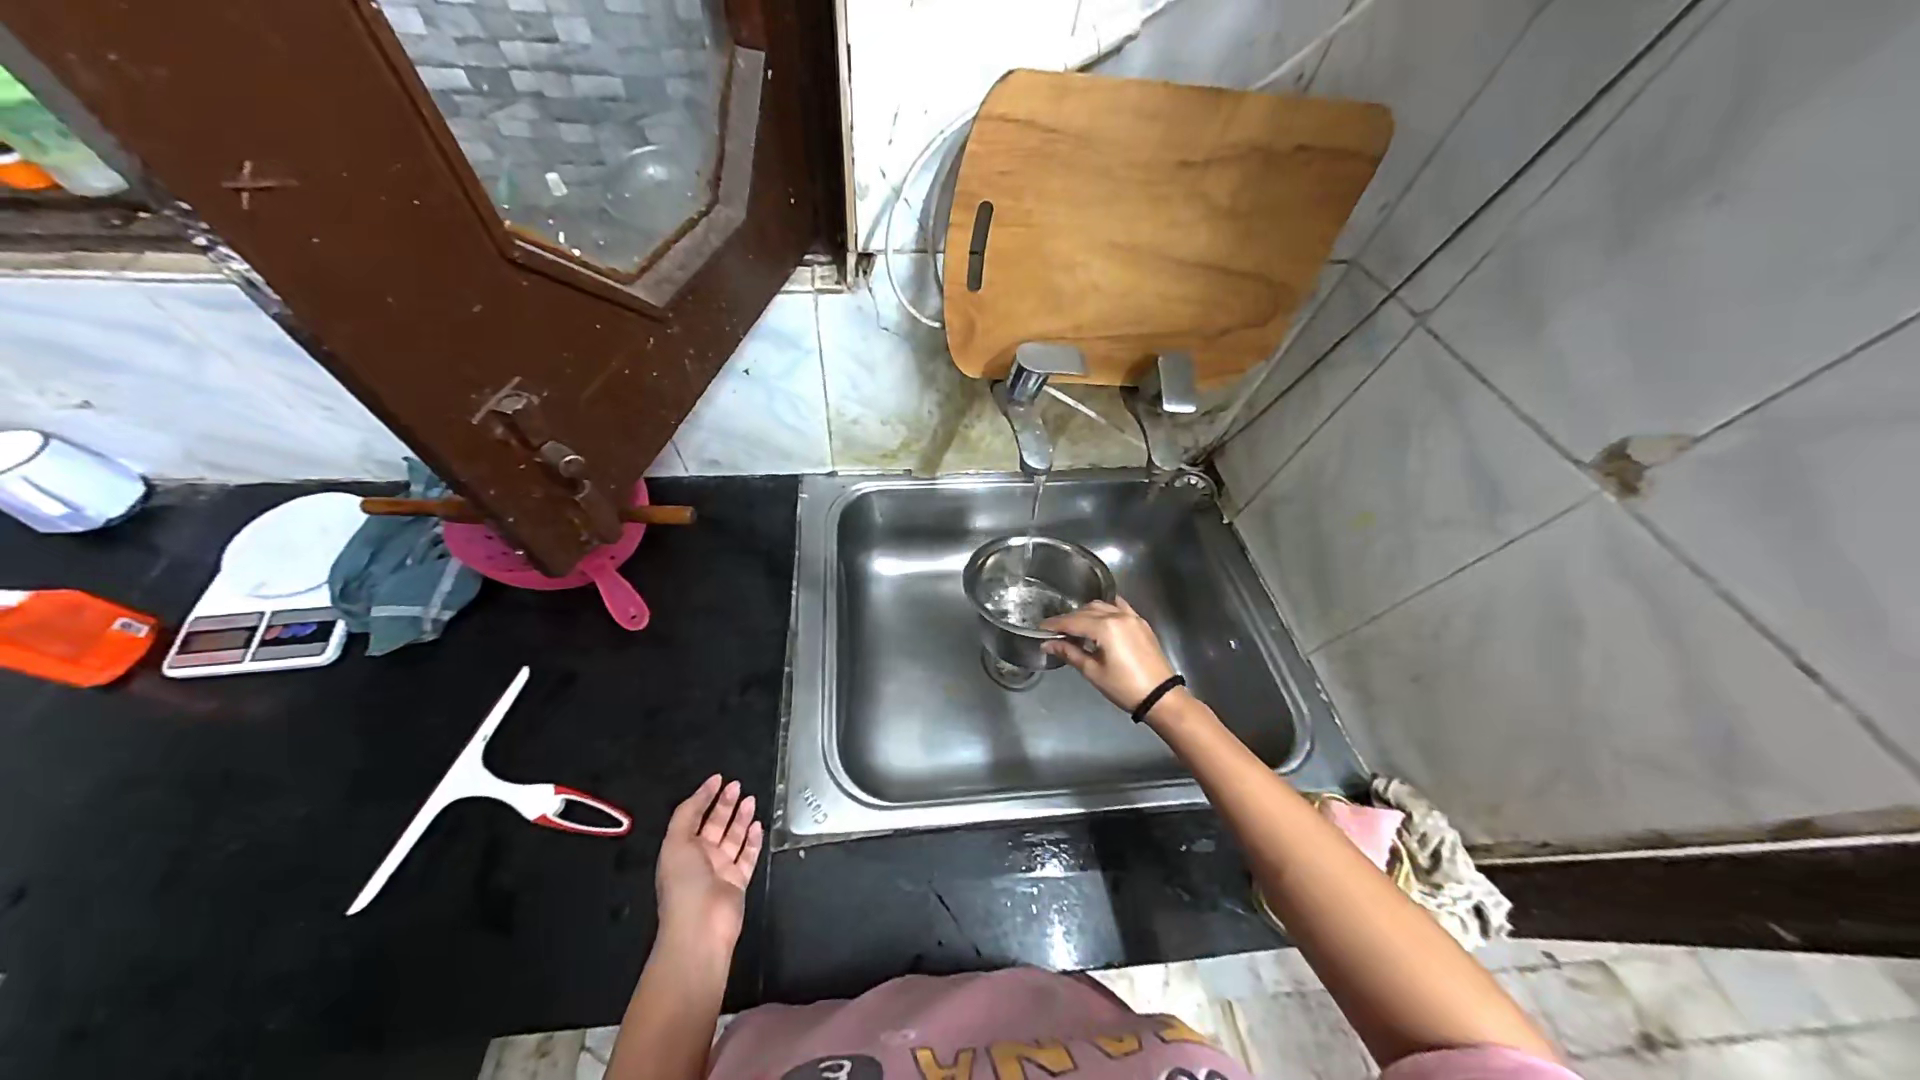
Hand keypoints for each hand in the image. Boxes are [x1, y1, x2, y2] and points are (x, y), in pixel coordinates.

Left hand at [655, 775, 762, 958]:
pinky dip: (752, 841)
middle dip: (725, 804)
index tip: (718, 779)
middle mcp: (700, 858)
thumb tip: (703, 789)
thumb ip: (688, 813)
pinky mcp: (738, 881)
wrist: (701, 927)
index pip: (693, 816)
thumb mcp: (676, 841)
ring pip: (733, 838)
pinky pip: (747, 856)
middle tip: (737, 785)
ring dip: (741, 818)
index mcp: (681, 848)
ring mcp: (720, 870)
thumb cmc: (684, 882)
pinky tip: (758, 825)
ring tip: (750, 800)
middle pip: (715, 825)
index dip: (704, 797)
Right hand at [1040, 596, 1180, 715]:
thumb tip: (1048, 644)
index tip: (1041, 628)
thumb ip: (1070, 653)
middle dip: (1069, 619)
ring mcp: (1132, 617)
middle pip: (1086, 611)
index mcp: (1105, 627)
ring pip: (1102, 607)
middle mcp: (1118, 616)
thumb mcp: (1093, 671)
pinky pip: (1119, 608)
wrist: (1161, 696)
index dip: (1054, 624)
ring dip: (1086, 613)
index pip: (1073, 621)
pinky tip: (1099, 619)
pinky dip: (1106, 610)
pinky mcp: (1141, 623)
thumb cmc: (1124, 687)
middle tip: (1055, 631)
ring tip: (1075, 627)